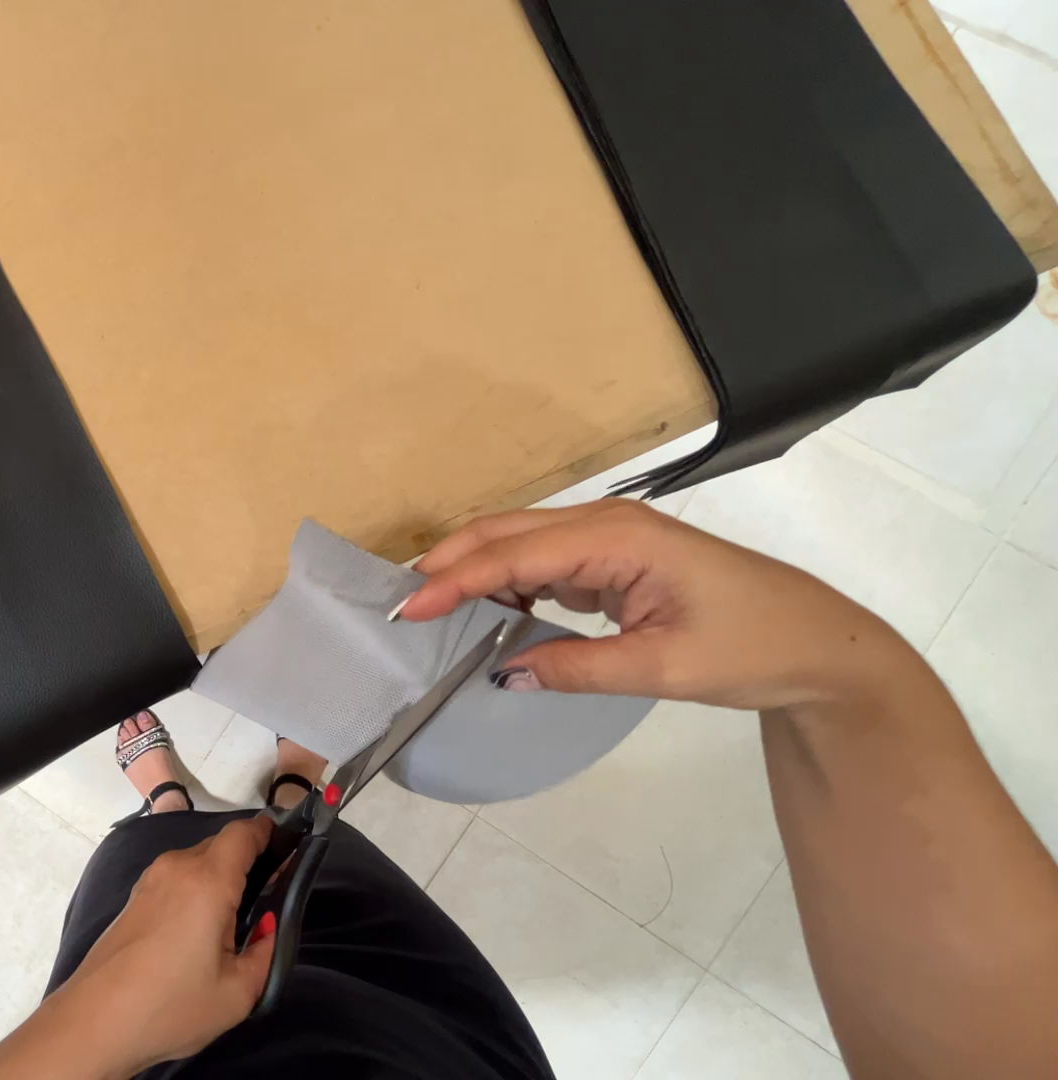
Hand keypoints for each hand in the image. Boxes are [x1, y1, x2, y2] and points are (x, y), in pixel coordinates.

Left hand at [55, 816, 278, 1073]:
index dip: (267, 832)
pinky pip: (177, 876)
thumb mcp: (237, 992)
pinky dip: (196, 887)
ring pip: (197, 860)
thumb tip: (269, 926)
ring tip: (232, 921)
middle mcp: (178, 866)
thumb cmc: (172, 1004)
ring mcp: (152, 877)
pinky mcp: (136, 894)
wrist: (98, 1018)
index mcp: (207, 880)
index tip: (286, 845)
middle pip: (220, 845)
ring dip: (219, 876)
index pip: (242, 833)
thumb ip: (265, 952)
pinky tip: (198, 928)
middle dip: (247, 860)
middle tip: (267, 896)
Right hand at [390, 499, 917, 710]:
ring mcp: (606, 535)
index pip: (514, 553)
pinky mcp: (608, 554)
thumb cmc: (755, 649)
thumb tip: (503, 673)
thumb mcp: (664, 667)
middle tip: (404, 602)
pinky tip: (490, 609)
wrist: (825, 646)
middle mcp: (603, 523)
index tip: (409, 609)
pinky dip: (503, 580)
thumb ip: (578, 668)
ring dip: (472, 569)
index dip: (455, 580)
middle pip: (503, 531)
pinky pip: (537, 557)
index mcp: (618, 539)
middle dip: (448, 562)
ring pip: (515, 539)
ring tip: (434, 608)